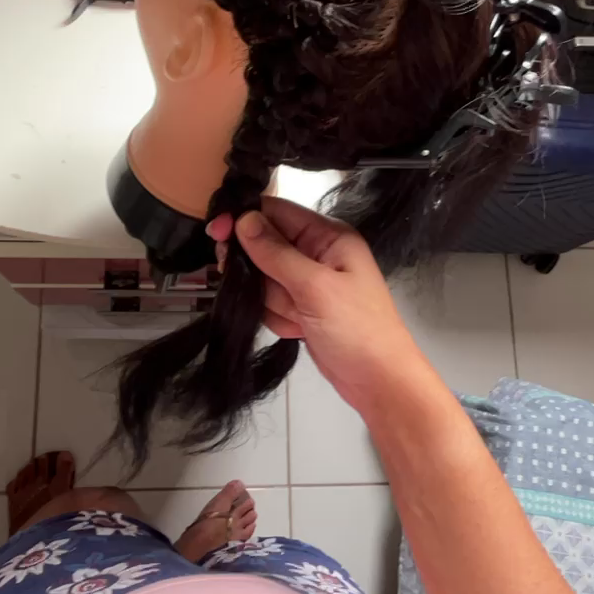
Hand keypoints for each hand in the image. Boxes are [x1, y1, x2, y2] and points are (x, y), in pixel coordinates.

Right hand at [205, 197, 434, 410]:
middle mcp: (316, 253)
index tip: (216, 234)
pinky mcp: (301, 308)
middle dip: (261, 273)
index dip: (244, 219)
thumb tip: (244, 219)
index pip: (276, 212)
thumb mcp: (315, 286)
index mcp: (328, 236)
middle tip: (272, 291)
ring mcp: (308, 283)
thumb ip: (276, 253)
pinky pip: (270, 304)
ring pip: (263, 280)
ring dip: (274, 302)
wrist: (378, 381)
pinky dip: (279, 319)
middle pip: (263, 247)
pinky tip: (300, 331)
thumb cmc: (357, 329)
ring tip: (302, 318)